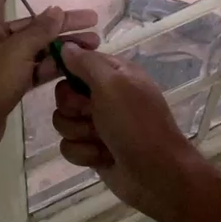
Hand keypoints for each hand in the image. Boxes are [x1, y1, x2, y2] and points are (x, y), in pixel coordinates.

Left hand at [0, 0, 98, 169]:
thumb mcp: (15, 52)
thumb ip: (38, 31)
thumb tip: (55, 10)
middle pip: (29, 24)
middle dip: (59, 22)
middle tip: (91, 19)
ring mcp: (1, 62)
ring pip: (36, 47)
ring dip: (62, 45)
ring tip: (94, 44)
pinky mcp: (9, 83)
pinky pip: (34, 68)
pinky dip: (53, 65)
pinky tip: (77, 65)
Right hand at [49, 46, 220, 221]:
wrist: (158, 176)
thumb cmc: (137, 125)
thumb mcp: (113, 85)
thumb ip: (86, 63)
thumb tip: (65, 45)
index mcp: (113, 74)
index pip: (76, 61)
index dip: (68, 71)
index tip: (69, 81)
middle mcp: (104, 96)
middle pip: (63, 94)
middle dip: (74, 108)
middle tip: (94, 114)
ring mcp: (97, 124)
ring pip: (63, 121)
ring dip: (80, 133)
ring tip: (102, 140)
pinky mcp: (92, 150)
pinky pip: (68, 146)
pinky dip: (83, 153)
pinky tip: (102, 157)